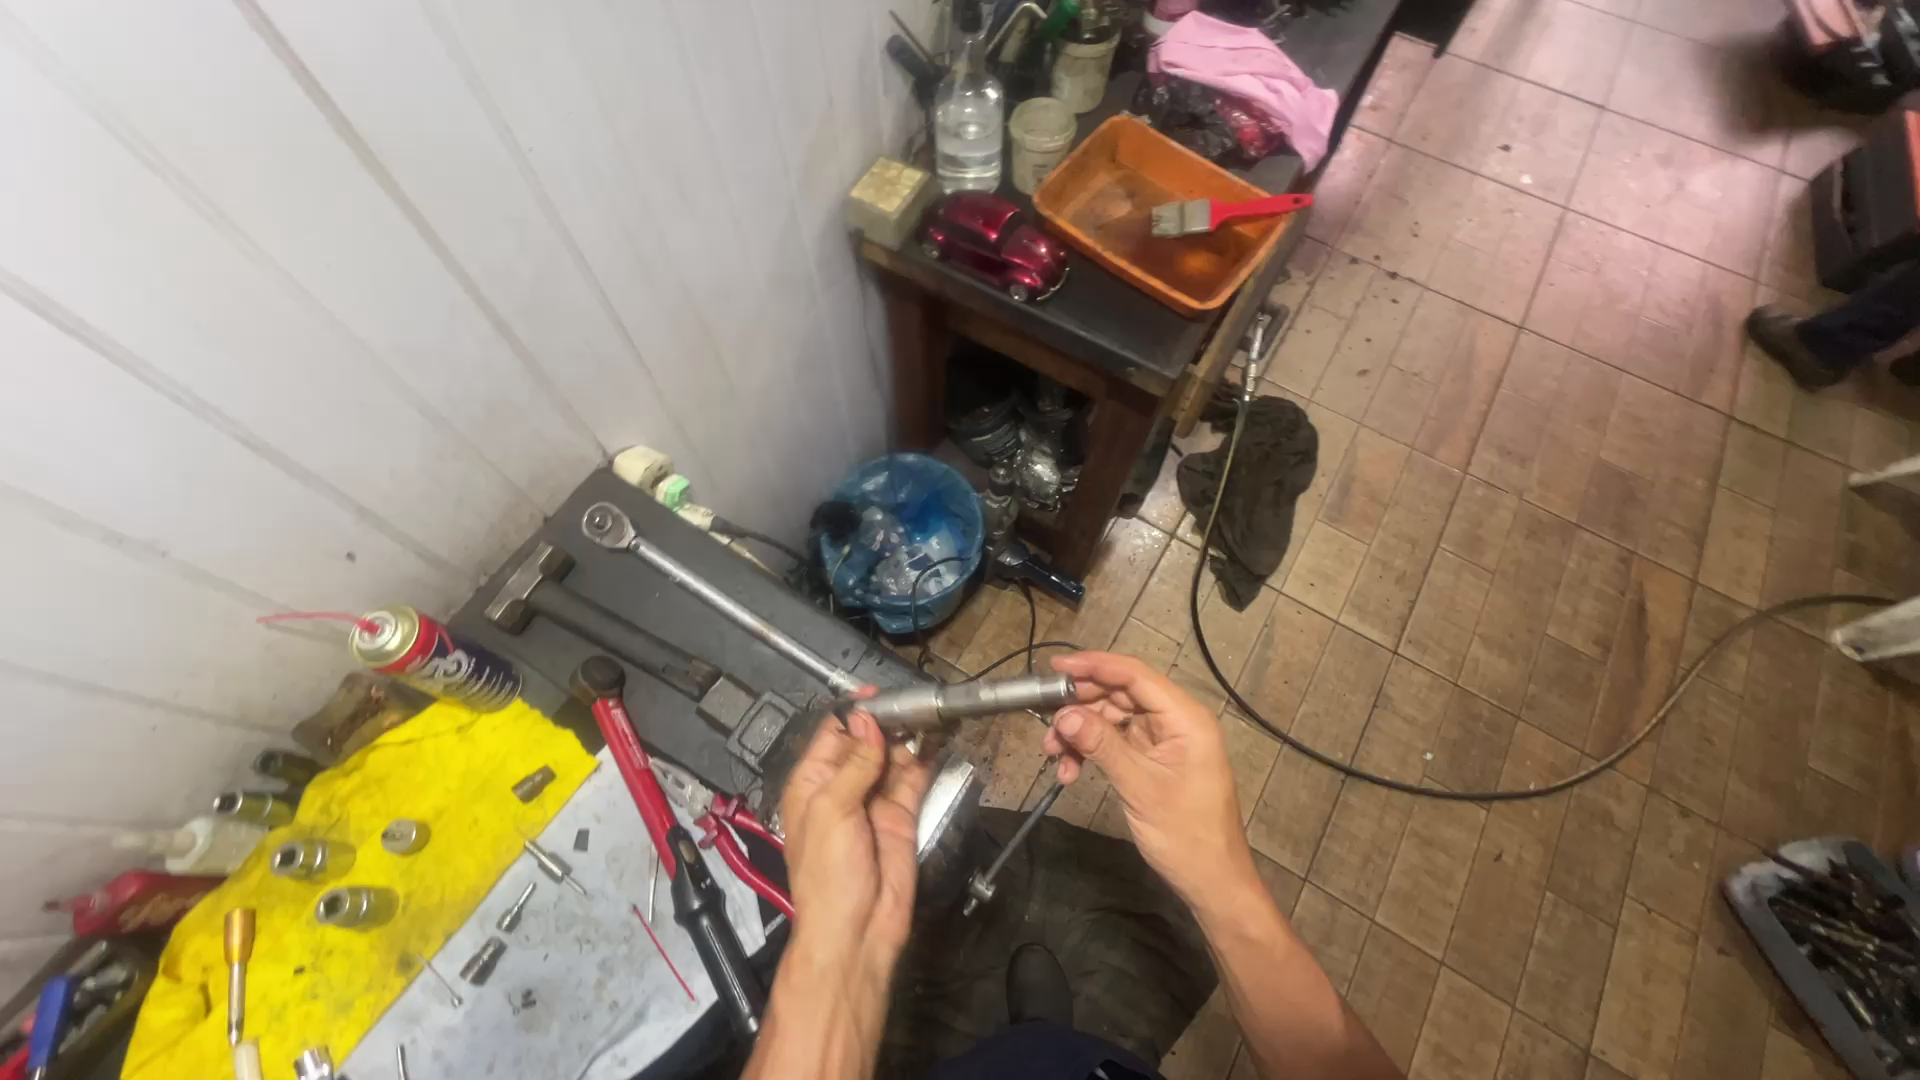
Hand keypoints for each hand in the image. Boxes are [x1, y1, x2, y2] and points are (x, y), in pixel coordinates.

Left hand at [748, 706, 928, 1079]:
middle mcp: (842, 786)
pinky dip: (923, 758)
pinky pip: (912, 778)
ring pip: (892, 756)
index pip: (832, 735)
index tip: (877, 694)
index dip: (854, 713)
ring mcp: (873, 799)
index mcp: (812, 782)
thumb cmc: (828, 873)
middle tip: (911, 703)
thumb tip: (866, 721)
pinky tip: (935, 738)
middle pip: (866, 742)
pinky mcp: (901, 813)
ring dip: (907, 737)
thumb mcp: (833, 811)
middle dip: (886, 723)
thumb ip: (854, 764)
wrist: (858, 930)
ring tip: (927, 715)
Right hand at [1042, 652, 1256, 905]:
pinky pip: (1114, 741)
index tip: (1056, 667)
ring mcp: (1162, 740)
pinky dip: (1090, 751)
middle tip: (1047, 717)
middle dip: (1081, 704)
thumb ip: (1102, 746)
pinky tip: (1069, 771)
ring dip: (1080, 732)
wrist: (1212, 883)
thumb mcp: (1140, 787)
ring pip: (1112, 718)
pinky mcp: (1152, 758)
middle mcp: (1174, 720)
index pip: (1134, 675)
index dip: (1094, 666)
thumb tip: (1064, 715)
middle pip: (1120, 694)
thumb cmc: (1186, 835)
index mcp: (1184, 718)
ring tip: (1052, 752)